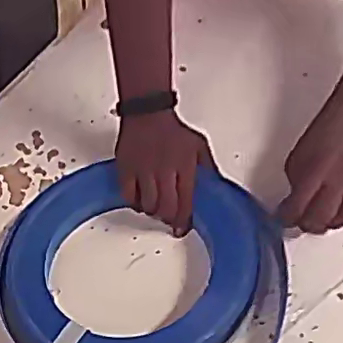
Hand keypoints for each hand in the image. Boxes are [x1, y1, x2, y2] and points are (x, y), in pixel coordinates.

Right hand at [115, 111, 216, 234]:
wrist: (147, 114)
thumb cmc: (172, 130)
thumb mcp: (198, 145)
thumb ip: (208, 167)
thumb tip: (216, 186)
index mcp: (185, 164)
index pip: (186, 200)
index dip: (183, 220)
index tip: (181, 229)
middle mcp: (164, 169)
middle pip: (165, 208)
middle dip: (167, 218)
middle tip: (167, 218)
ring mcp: (144, 171)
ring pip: (147, 205)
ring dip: (152, 211)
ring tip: (154, 206)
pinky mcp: (126, 171)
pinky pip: (129, 197)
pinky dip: (135, 203)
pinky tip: (140, 199)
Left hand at [280, 106, 342, 233]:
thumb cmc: (322, 136)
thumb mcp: (294, 163)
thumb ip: (293, 188)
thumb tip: (290, 207)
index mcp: (315, 173)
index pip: (297, 209)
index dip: (286, 218)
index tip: (283, 217)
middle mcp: (337, 179)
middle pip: (322, 219)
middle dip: (307, 225)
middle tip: (301, 221)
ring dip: (333, 222)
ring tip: (323, 218)